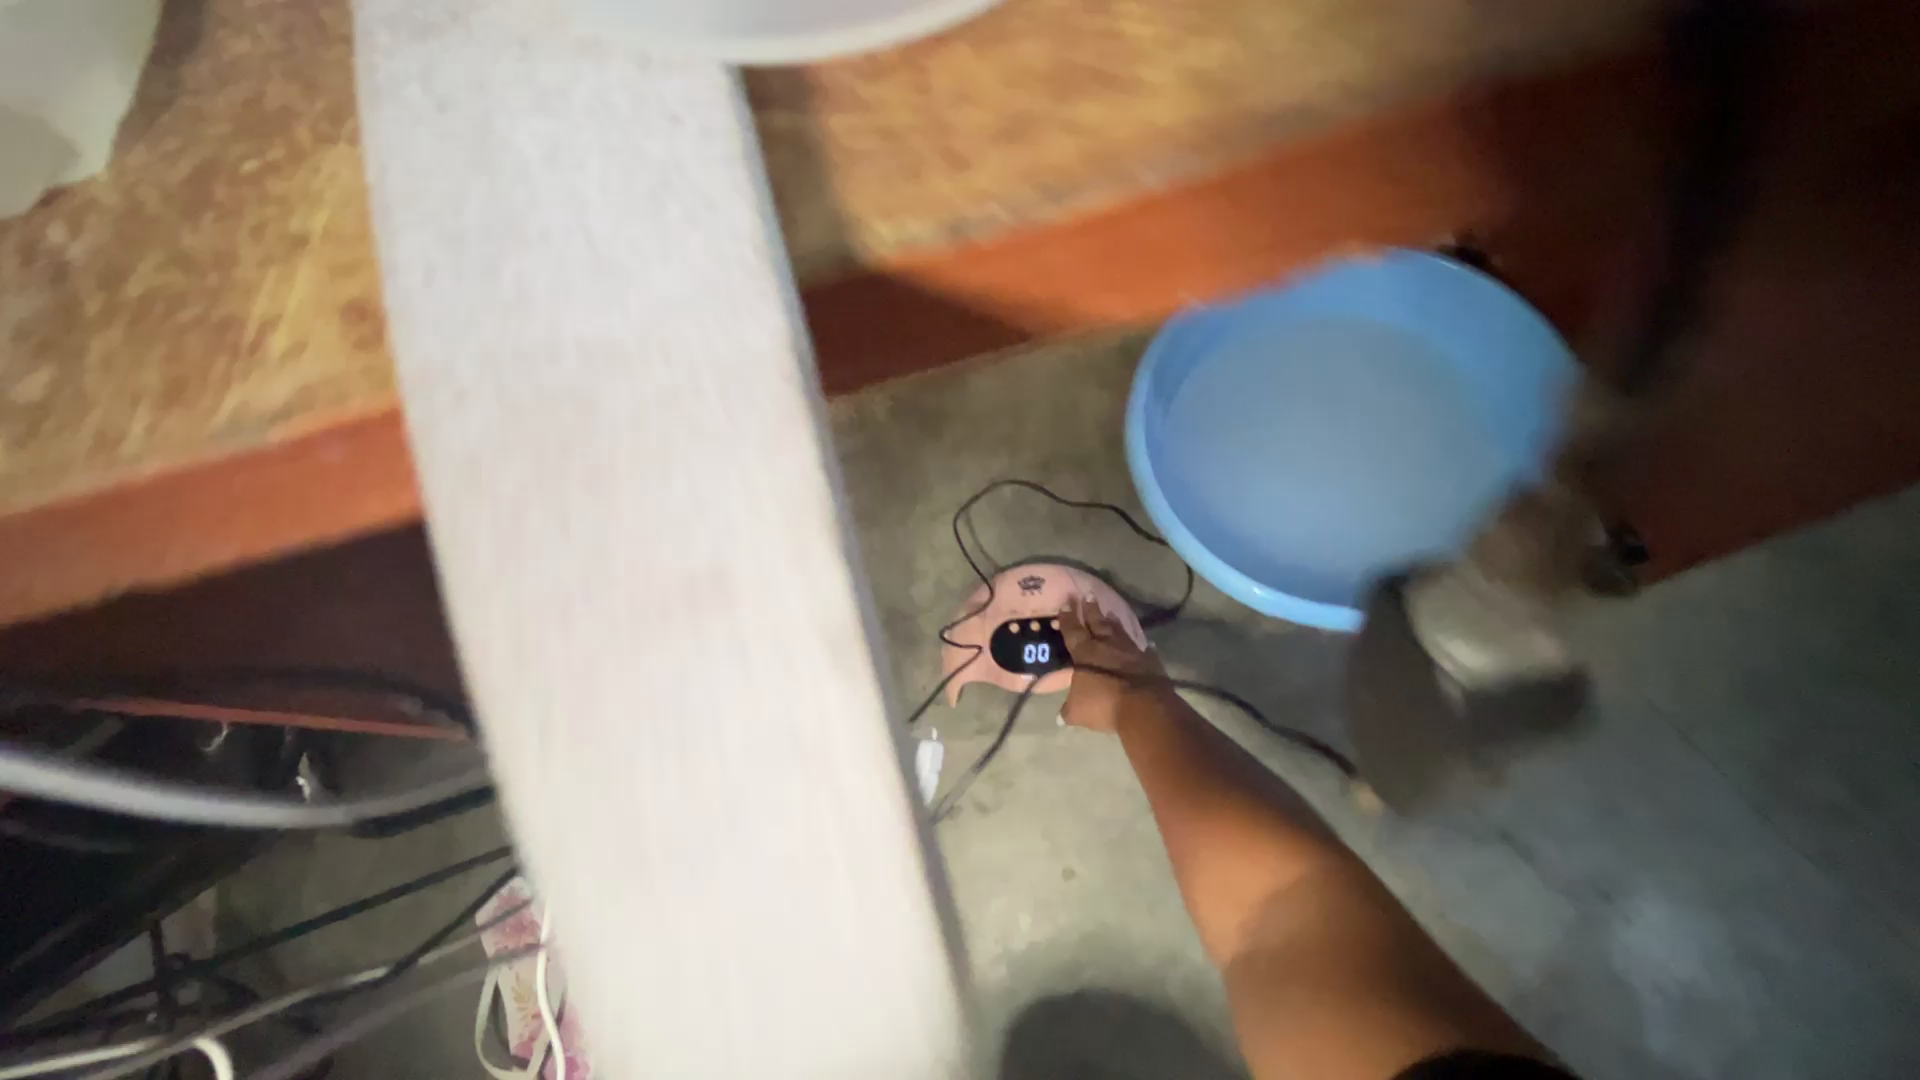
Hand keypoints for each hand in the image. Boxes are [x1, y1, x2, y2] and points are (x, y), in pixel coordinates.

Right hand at [1059, 594, 1165, 732]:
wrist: (1144, 707)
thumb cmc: (1104, 704)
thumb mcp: (1078, 711)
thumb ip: (1068, 710)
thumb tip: (1060, 717)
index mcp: (1085, 653)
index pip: (1073, 631)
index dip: (1068, 617)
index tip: (1066, 602)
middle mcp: (1107, 646)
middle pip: (1096, 623)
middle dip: (1090, 610)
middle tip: (1087, 595)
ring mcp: (1130, 651)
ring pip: (1119, 632)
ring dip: (1113, 622)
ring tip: (1109, 613)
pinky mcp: (1149, 660)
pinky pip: (1144, 650)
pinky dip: (1142, 646)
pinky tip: (1146, 644)